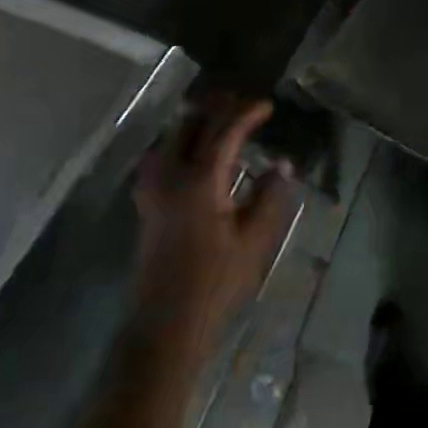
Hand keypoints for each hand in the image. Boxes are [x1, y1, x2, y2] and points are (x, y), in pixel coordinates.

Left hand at [131, 97, 295, 352]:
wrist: (166, 323)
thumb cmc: (216, 282)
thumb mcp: (254, 240)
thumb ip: (269, 196)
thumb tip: (281, 163)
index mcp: (201, 182)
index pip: (224, 133)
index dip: (246, 114)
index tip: (267, 105)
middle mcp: (172, 177)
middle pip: (191, 127)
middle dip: (217, 109)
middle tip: (243, 104)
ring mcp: (153, 190)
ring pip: (170, 138)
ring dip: (195, 123)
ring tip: (218, 119)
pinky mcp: (146, 204)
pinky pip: (158, 157)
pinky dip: (176, 143)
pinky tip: (187, 151)